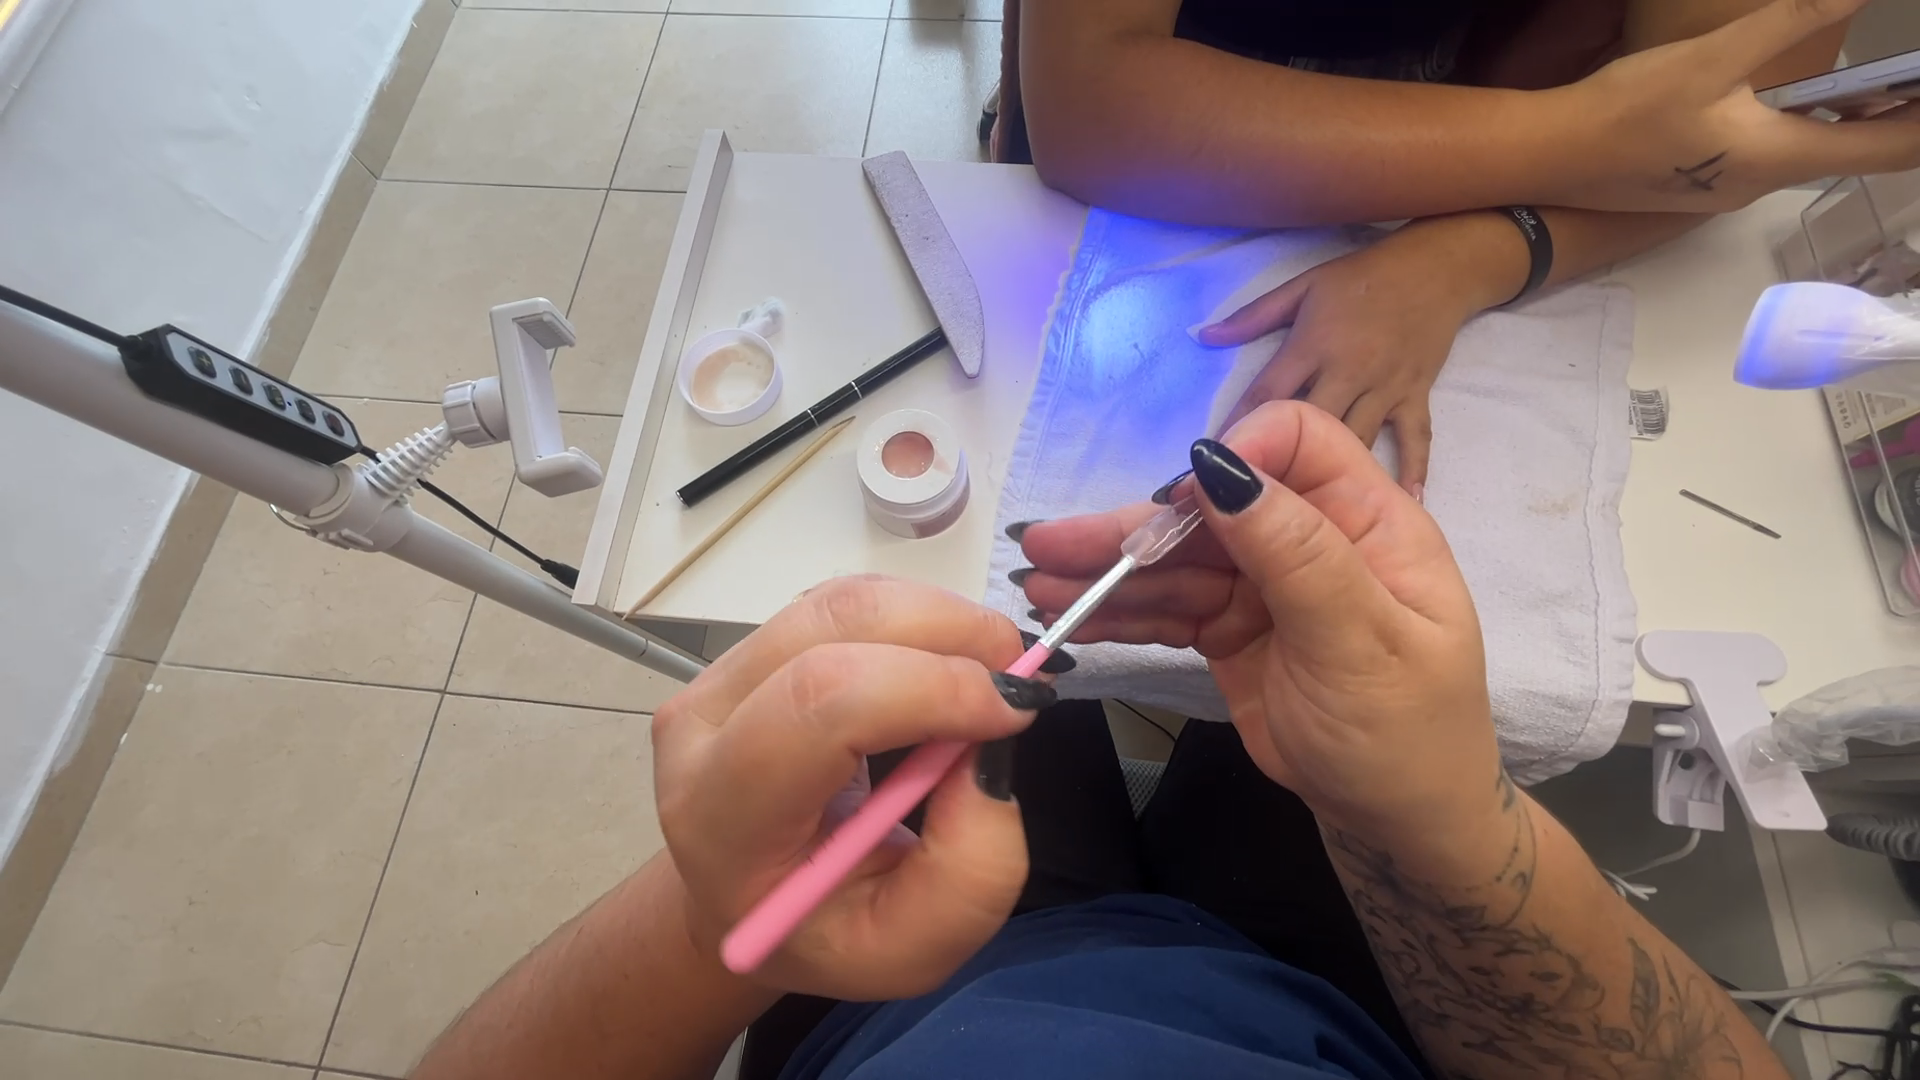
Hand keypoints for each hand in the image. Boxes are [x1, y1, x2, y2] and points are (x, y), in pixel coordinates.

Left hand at [652, 577, 1037, 999]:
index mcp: (723, 815)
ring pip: (842, 600)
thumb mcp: (909, 948)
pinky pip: (842, 603)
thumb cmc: (819, 929)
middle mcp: (703, 723)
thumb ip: (969, 873)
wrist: (744, 892)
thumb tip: (991, 752)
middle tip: (1020, 673)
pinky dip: (913, 615)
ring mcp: (718, 672)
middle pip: (833, 625)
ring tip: (984, 670)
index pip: (821, 706)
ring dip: (937, 617)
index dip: (932, 688)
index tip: (1017, 709)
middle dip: (950, 630)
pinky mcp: (749, 647)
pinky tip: (938, 662)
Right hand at [1015, 404, 1500, 833]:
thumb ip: (1294, 552)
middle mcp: (1304, 540)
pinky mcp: (1223, 627)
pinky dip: (1119, 613)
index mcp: (1363, 522)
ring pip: (1172, 564)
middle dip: (1128, 529)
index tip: (1174, 501)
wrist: (1391, 819)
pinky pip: (1164, 610)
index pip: (1296, 444)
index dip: (1235, 456)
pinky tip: (1071, 617)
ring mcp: (1257, 586)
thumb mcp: (1359, 642)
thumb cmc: (1401, 733)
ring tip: (1039, 587)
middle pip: (1206, 511)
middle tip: (1048, 545)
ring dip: (1106, 575)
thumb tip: (1220, 467)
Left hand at [1199, 224, 1504, 495]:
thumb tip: (1203, 337)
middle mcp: (1349, 371)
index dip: (1238, 428)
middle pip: (1310, 425)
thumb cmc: (1362, 279)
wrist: (1442, 264)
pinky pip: (1417, 438)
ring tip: (1302, 518)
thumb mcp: (1303, 287)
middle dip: (1278, 460)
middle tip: (1244, 500)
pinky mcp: (1417, 397)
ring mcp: (1387, 387)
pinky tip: (1403, 505)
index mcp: (1314, 345)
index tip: (1209, 463)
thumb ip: (1252, 316)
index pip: (1268, 393)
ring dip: (1332, 477)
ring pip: (1356, 439)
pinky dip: (1412, 470)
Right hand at [1557, 0, 1919, 212]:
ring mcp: (1715, 195)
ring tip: (1869, 80)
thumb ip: (1800, 14)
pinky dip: (1793, 132)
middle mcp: (1753, 187)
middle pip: (1853, 155)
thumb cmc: (1623, 112)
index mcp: (1775, 158)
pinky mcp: (1685, 191)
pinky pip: (1761, 163)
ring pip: (1804, 157)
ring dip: (1842, 121)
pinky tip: (1781, 103)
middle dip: (1897, 111)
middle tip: (1911, 72)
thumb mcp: (1716, 54)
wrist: (1541, 156)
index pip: (1895, 148)